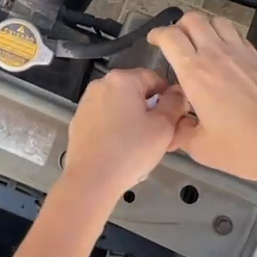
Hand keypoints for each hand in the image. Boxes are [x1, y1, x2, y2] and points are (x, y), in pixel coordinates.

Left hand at [61, 68, 194, 201]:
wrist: (92, 178)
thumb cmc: (131, 150)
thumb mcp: (163, 127)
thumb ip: (174, 104)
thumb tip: (177, 92)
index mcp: (122, 79)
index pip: (154, 78)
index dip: (168, 96)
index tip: (173, 117)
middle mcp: (101, 84)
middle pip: (135, 90)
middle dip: (149, 108)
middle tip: (159, 134)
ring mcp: (87, 101)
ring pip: (119, 105)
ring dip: (133, 118)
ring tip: (140, 144)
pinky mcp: (79, 120)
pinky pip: (105, 117)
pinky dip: (115, 127)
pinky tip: (120, 148)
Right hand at [148, 12, 256, 186]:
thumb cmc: (245, 148)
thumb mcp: (202, 149)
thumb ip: (181, 133)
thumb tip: (173, 127)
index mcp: (196, 72)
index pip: (170, 36)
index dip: (157, 34)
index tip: (154, 41)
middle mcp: (217, 55)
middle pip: (194, 19)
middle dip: (179, 25)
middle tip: (176, 42)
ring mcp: (242, 54)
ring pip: (218, 22)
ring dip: (205, 27)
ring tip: (201, 44)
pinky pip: (238, 36)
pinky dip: (227, 38)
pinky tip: (227, 58)